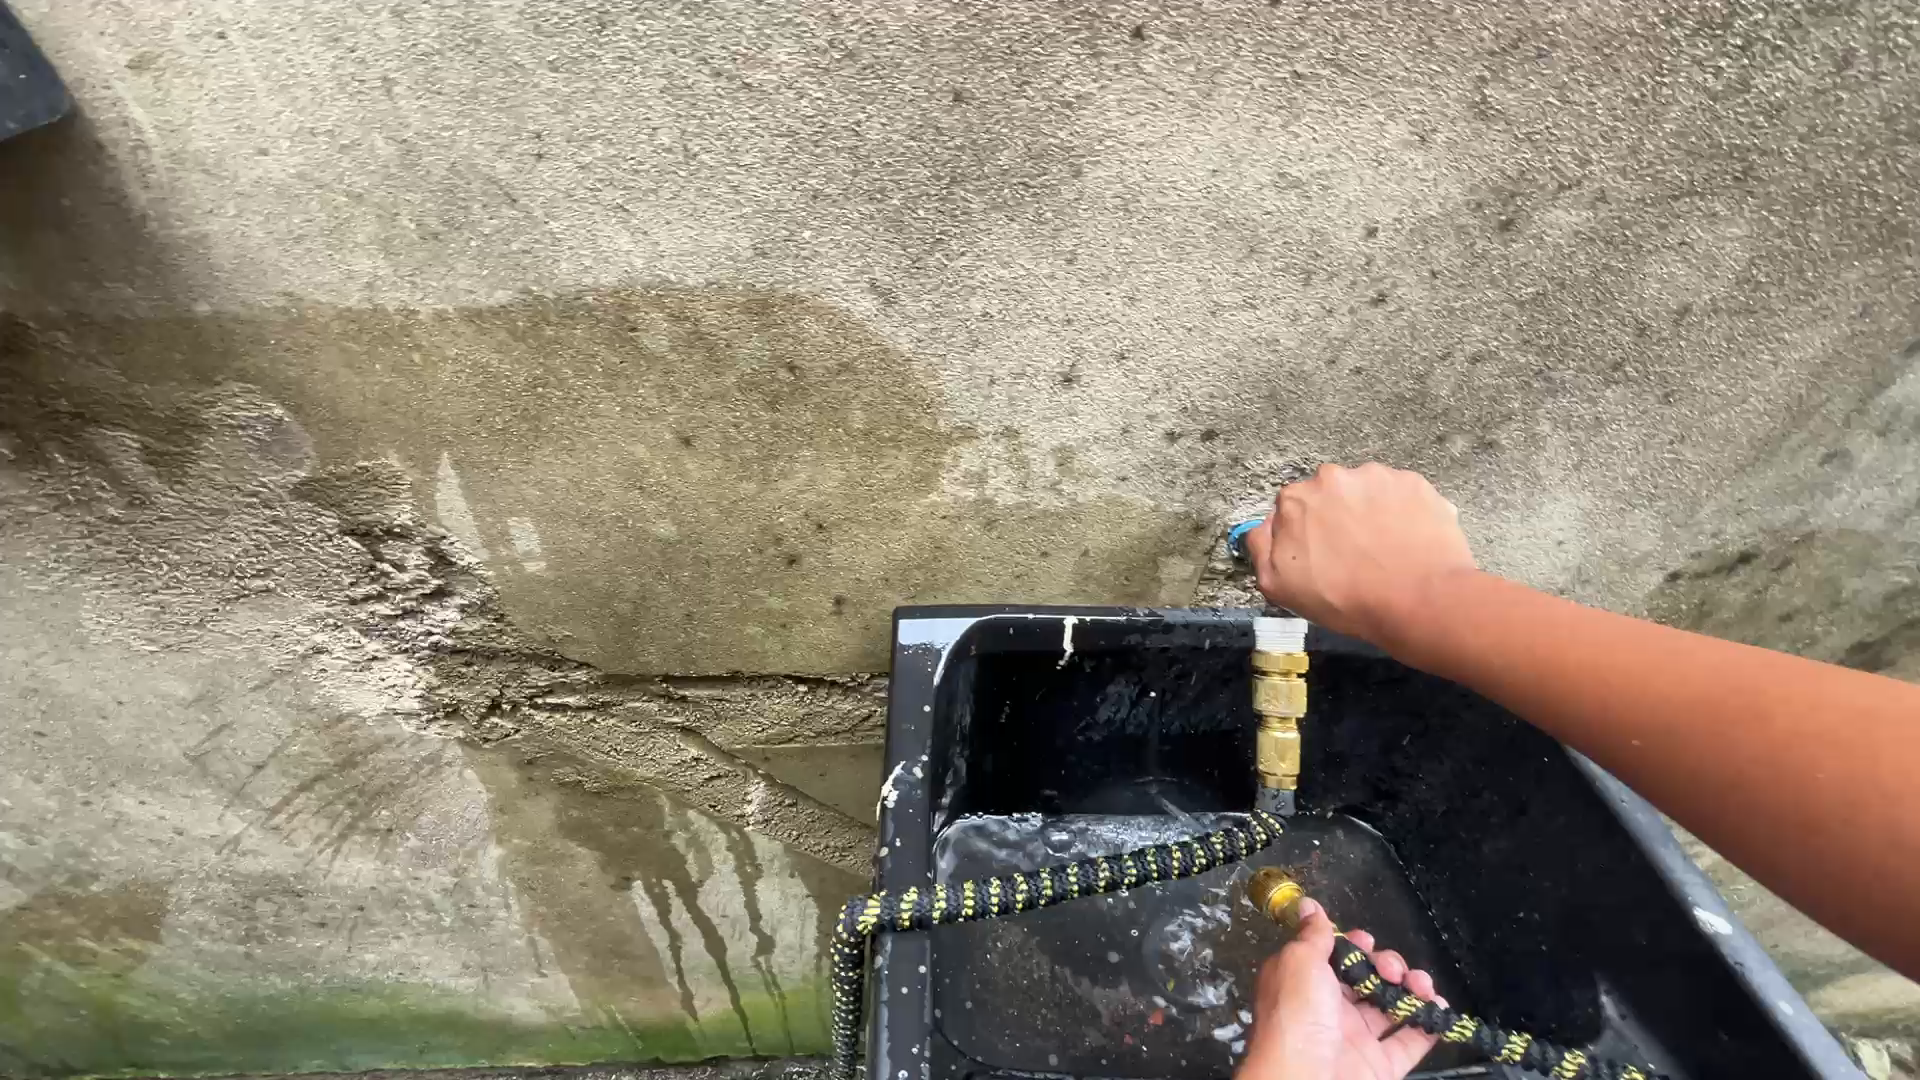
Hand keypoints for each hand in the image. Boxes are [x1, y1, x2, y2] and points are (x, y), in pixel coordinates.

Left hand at [1237, 898, 1443, 1079]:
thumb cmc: (1297, 1012)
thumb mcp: (1298, 960)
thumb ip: (1311, 935)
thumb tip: (1309, 905)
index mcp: (1303, 978)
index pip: (1331, 955)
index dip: (1351, 945)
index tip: (1366, 940)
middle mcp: (1327, 1005)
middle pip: (1363, 978)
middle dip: (1384, 965)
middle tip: (1393, 968)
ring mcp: (1355, 1037)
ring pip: (1388, 1006)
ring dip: (1409, 989)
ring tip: (1423, 984)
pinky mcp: (1380, 1066)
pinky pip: (1408, 1043)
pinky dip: (1427, 1025)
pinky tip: (1440, 1009)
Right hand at [1243, 463, 1475, 653]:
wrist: (1417, 600)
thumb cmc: (1346, 597)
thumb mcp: (1276, 585)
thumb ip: (1259, 547)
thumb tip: (1265, 527)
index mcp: (1294, 500)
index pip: (1291, 509)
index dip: (1303, 532)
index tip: (1318, 553)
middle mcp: (1331, 478)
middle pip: (1327, 494)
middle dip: (1335, 516)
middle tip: (1350, 552)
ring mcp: (1375, 478)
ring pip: (1363, 492)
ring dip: (1366, 512)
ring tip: (1380, 548)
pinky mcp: (1413, 484)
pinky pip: (1399, 494)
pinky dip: (1399, 512)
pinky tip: (1403, 541)